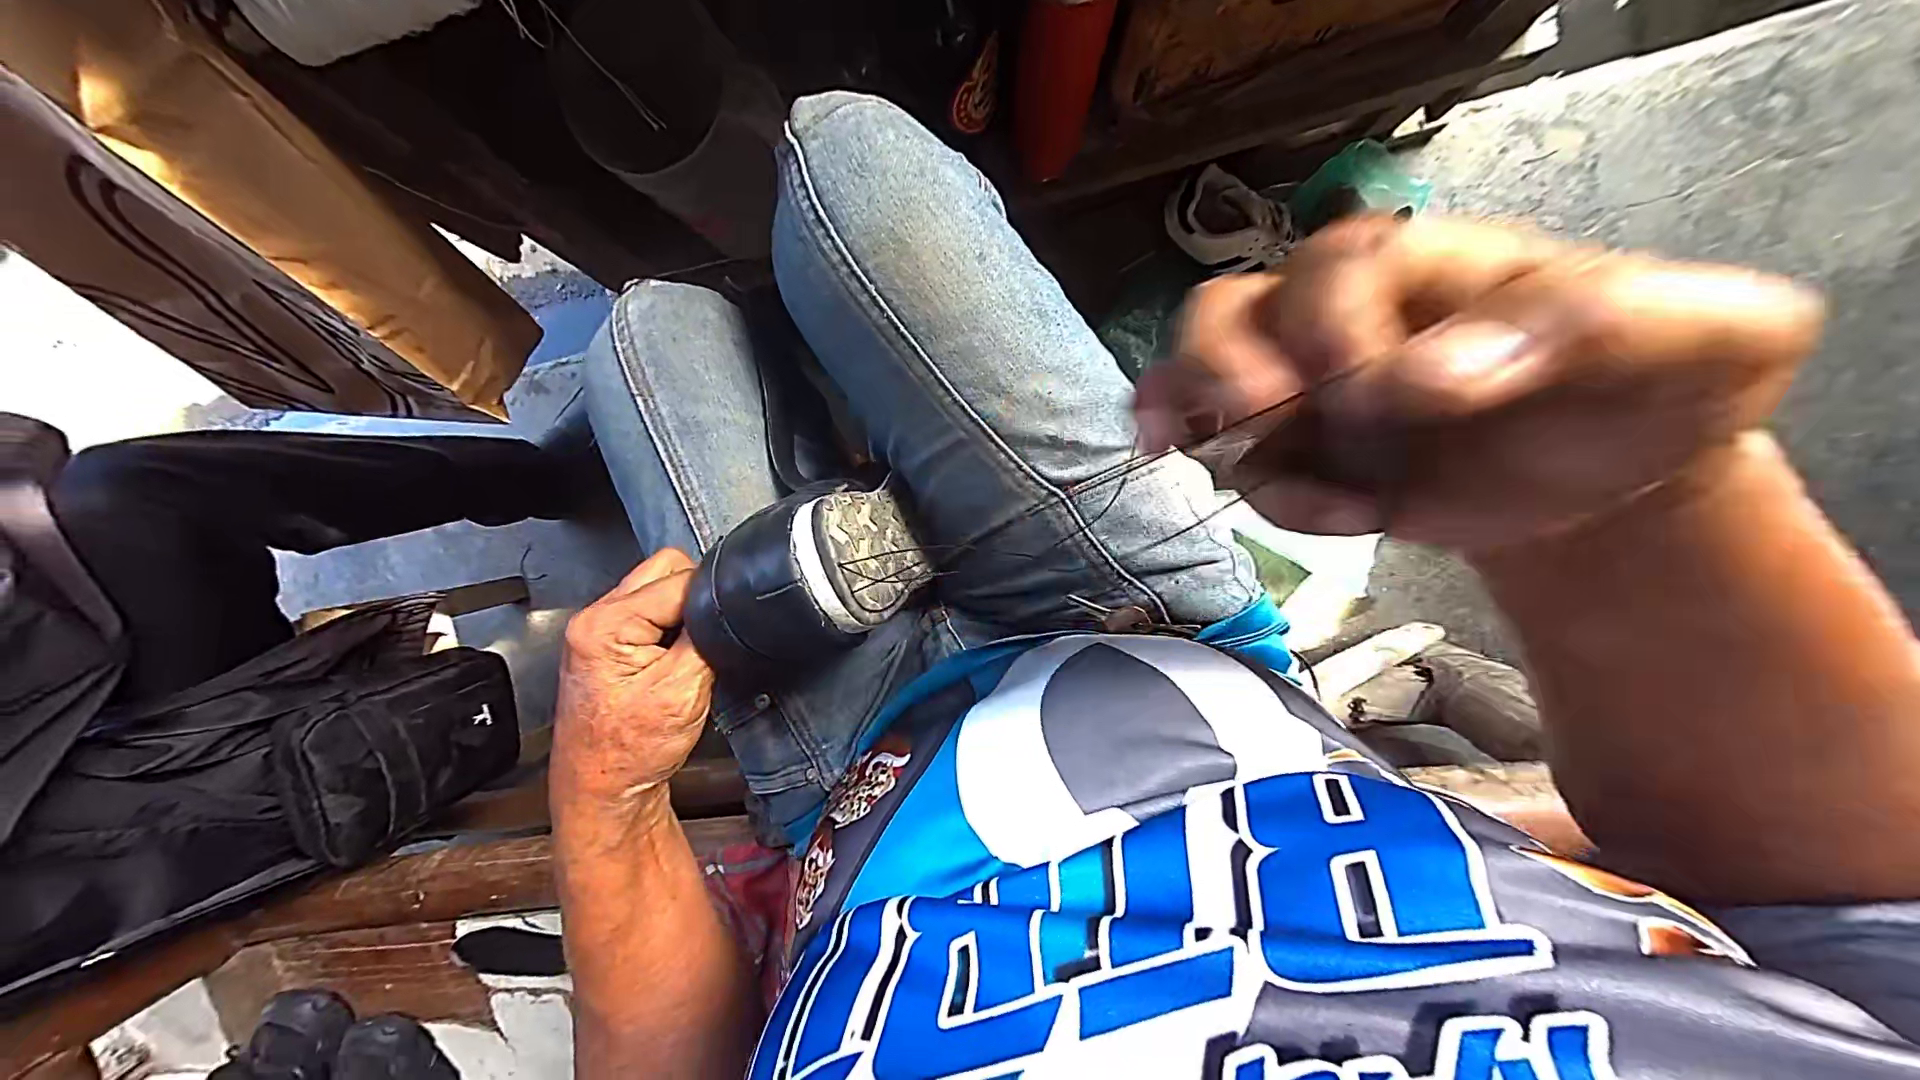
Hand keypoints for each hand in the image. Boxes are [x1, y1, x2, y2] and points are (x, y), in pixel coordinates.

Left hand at [551, 548, 714, 815]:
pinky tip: (674, 655)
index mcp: (605, 624)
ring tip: (687, 651)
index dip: (711, 601)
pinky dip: (672, 625)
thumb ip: (707, 634)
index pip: (678, 580)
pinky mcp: (609, 641)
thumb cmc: (630, 752)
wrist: (605, 790)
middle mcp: (594, 618)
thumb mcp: (686, 688)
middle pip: (665, 569)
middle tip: (704, 637)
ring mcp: (598, 628)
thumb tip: (724, 602)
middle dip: (696, 595)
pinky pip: (652, 610)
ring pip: (659, 586)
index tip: (720, 629)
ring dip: (683, 611)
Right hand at [1136, 216, 1823, 551]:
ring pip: (1193, 378)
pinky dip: (1242, 487)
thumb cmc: (1640, 391)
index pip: (1337, 267)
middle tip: (1250, 414)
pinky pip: (1223, 459)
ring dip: (1196, 424)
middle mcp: (1335, 318)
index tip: (1371, 399)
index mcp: (1423, 265)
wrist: (1598, 476)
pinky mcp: (1286, 451)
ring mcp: (1297, 386)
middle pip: (1225, 308)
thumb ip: (1585, 325)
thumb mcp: (1693, 337)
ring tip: (1241, 474)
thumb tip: (1428, 378)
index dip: (1331, 326)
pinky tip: (1323, 516)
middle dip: (1217, 363)